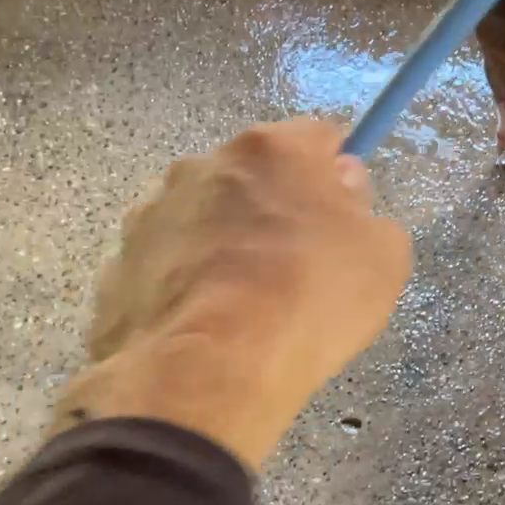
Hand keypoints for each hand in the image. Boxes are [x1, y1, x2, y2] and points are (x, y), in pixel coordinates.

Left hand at [55, 119, 412, 468]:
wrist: (214, 366)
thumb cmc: (313, 299)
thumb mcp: (386, 259)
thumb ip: (371, 216)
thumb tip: (343, 199)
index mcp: (274, 150)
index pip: (320, 137)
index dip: (341, 175)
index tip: (352, 215)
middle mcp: (204, 164)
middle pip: (259, 175)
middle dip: (283, 208)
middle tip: (309, 265)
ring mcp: (152, 211)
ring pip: (210, 218)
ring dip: (235, 244)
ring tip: (258, 305)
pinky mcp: (119, 263)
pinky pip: (173, 264)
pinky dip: (196, 285)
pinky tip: (218, 326)